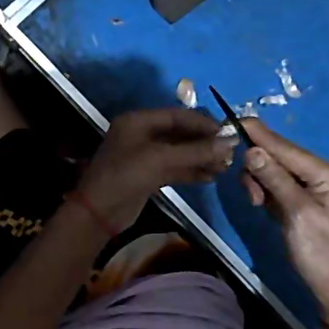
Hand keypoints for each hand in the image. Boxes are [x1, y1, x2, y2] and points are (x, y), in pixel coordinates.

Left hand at [76, 108, 234, 230]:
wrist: (98, 213)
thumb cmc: (126, 176)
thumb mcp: (161, 159)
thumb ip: (196, 151)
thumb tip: (230, 142)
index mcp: (139, 121)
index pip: (178, 115)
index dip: (203, 123)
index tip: (227, 133)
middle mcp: (142, 134)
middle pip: (180, 133)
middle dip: (204, 142)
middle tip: (229, 152)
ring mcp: (145, 155)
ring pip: (179, 152)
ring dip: (201, 158)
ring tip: (225, 167)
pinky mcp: (148, 175)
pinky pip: (175, 168)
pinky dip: (192, 171)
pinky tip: (211, 177)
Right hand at [239, 120, 328, 328]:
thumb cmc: (321, 252)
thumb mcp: (297, 213)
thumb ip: (275, 179)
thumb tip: (252, 150)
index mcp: (327, 173)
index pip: (286, 147)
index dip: (259, 135)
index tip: (232, 122)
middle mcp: (322, 174)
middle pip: (279, 156)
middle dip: (258, 167)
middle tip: (251, 194)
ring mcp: (312, 188)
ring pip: (274, 171)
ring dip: (260, 182)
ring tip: (257, 204)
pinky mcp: (302, 202)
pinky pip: (277, 185)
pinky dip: (265, 192)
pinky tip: (263, 205)